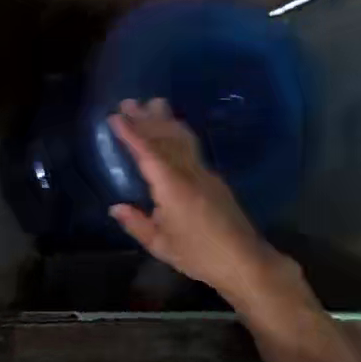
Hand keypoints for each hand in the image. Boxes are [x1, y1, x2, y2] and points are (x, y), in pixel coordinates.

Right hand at [106, 98, 293, 303]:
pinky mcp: (214, 180)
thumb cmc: (199, 256)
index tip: (116, 117)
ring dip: (167, 120)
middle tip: (129, 101)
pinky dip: (178, 134)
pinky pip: (192, 148)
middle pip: (167, 138)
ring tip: (154, 103)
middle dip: (147, 119)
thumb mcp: (160, 245)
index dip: (132, 133)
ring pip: (183, 139)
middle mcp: (190, 173)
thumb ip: (137, 224)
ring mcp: (205, 174)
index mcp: (173, 188)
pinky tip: (174, 131)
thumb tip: (116, 207)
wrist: (244, 261)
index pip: (148, 153)